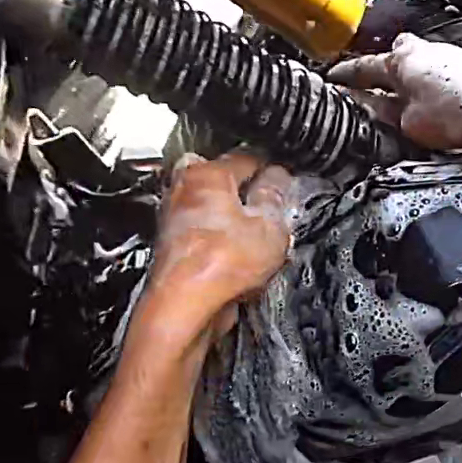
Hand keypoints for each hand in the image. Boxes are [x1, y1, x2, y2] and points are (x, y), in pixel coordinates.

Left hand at [133, 152, 293, 347]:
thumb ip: (275, 197)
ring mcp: (175, 217)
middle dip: (248, 190)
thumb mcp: (270, 225)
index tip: (287, 180)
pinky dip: (223, 236)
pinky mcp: (175, 245)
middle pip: (225, 180)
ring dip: (235, 215)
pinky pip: (206, 230)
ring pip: (213, 205)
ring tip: (259, 235)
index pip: (247, 157)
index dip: (272, 169)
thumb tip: (278, 179)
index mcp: (206, 174)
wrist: (185, 305)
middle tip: (273, 208)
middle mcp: (183, 189)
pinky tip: (240, 254)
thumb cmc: (221, 263)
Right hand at [327, 33, 461, 150]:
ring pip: (413, 69)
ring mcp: (444, 56)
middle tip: (368, 93)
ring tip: (402, 108)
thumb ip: (387, 116)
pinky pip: (433, 77)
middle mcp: (419, 51)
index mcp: (399, 61)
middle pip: (389, 61)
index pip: (361, 68)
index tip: (331, 80)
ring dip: (405, 85)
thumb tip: (373, 110)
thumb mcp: (413, 125)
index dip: (343, 78)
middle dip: (377, 75)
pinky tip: (431, 107)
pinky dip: (426, 90)